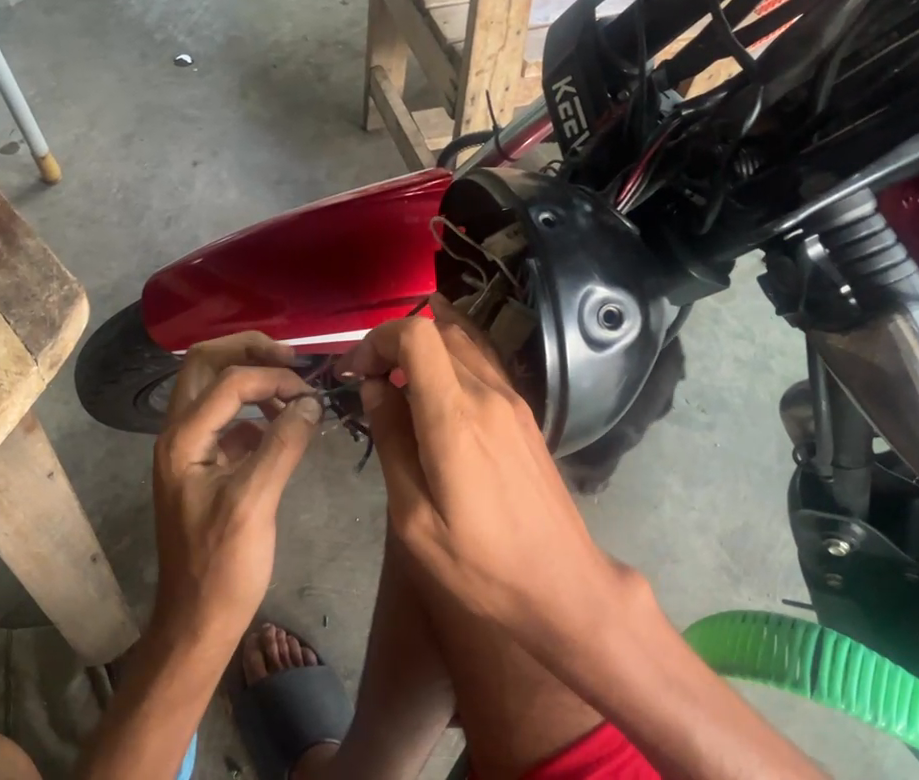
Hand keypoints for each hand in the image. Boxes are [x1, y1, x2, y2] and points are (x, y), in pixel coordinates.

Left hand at [150, 335, 322, 642]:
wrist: (197, 620)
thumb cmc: (222, 566)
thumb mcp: (254, 502)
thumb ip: (282, 445)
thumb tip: (311, 402)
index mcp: (181, 438)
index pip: (228, 380)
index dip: (272, 376)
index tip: (311, 391)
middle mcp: (178, 434)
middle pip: (205, 365)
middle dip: (248, 351)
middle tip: (293, 359)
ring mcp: (190, 449)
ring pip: (215, 389)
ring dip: (252, 378)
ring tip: (294, 390)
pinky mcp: (206, 466)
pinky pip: (228, 421)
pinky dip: (256, 412)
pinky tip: (285, 426)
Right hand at [341, 299, 629, 637]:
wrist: (562, 588)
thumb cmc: (479, 566)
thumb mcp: (414, 518)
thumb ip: (391, 443)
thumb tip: (374, 388)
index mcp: (456, 419)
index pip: (416, 334)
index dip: (377, 339)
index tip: (356, 373)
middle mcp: (488, 395)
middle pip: (437, 330)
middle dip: (393, 343)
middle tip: (368, 379)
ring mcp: (512, 401)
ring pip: (462, 341)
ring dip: (422, 347)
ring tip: (396, 383)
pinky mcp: (524, 414)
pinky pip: (481, 362)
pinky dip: (449, 358)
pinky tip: (432, 389)